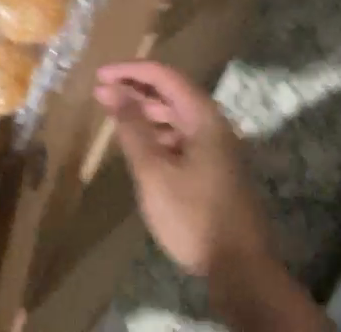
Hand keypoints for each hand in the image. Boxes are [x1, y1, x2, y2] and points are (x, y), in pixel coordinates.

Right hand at [93, 61, 271, 275]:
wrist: (240, 268)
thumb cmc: (194, 216)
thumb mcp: (154, 172)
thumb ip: (132, 128)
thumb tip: (110, 90)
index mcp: (203, 116)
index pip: (164, 76)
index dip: (130, 71)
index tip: (99, 75)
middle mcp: (213, 123)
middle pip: (172, 92)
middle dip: (136, 89)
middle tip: (101, 95)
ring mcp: (217, 146)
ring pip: (177, 116)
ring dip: (146, 112)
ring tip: (115, 117)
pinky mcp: (215, 168)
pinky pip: (182, 137)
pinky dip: (158, 134)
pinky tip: (140, 146)